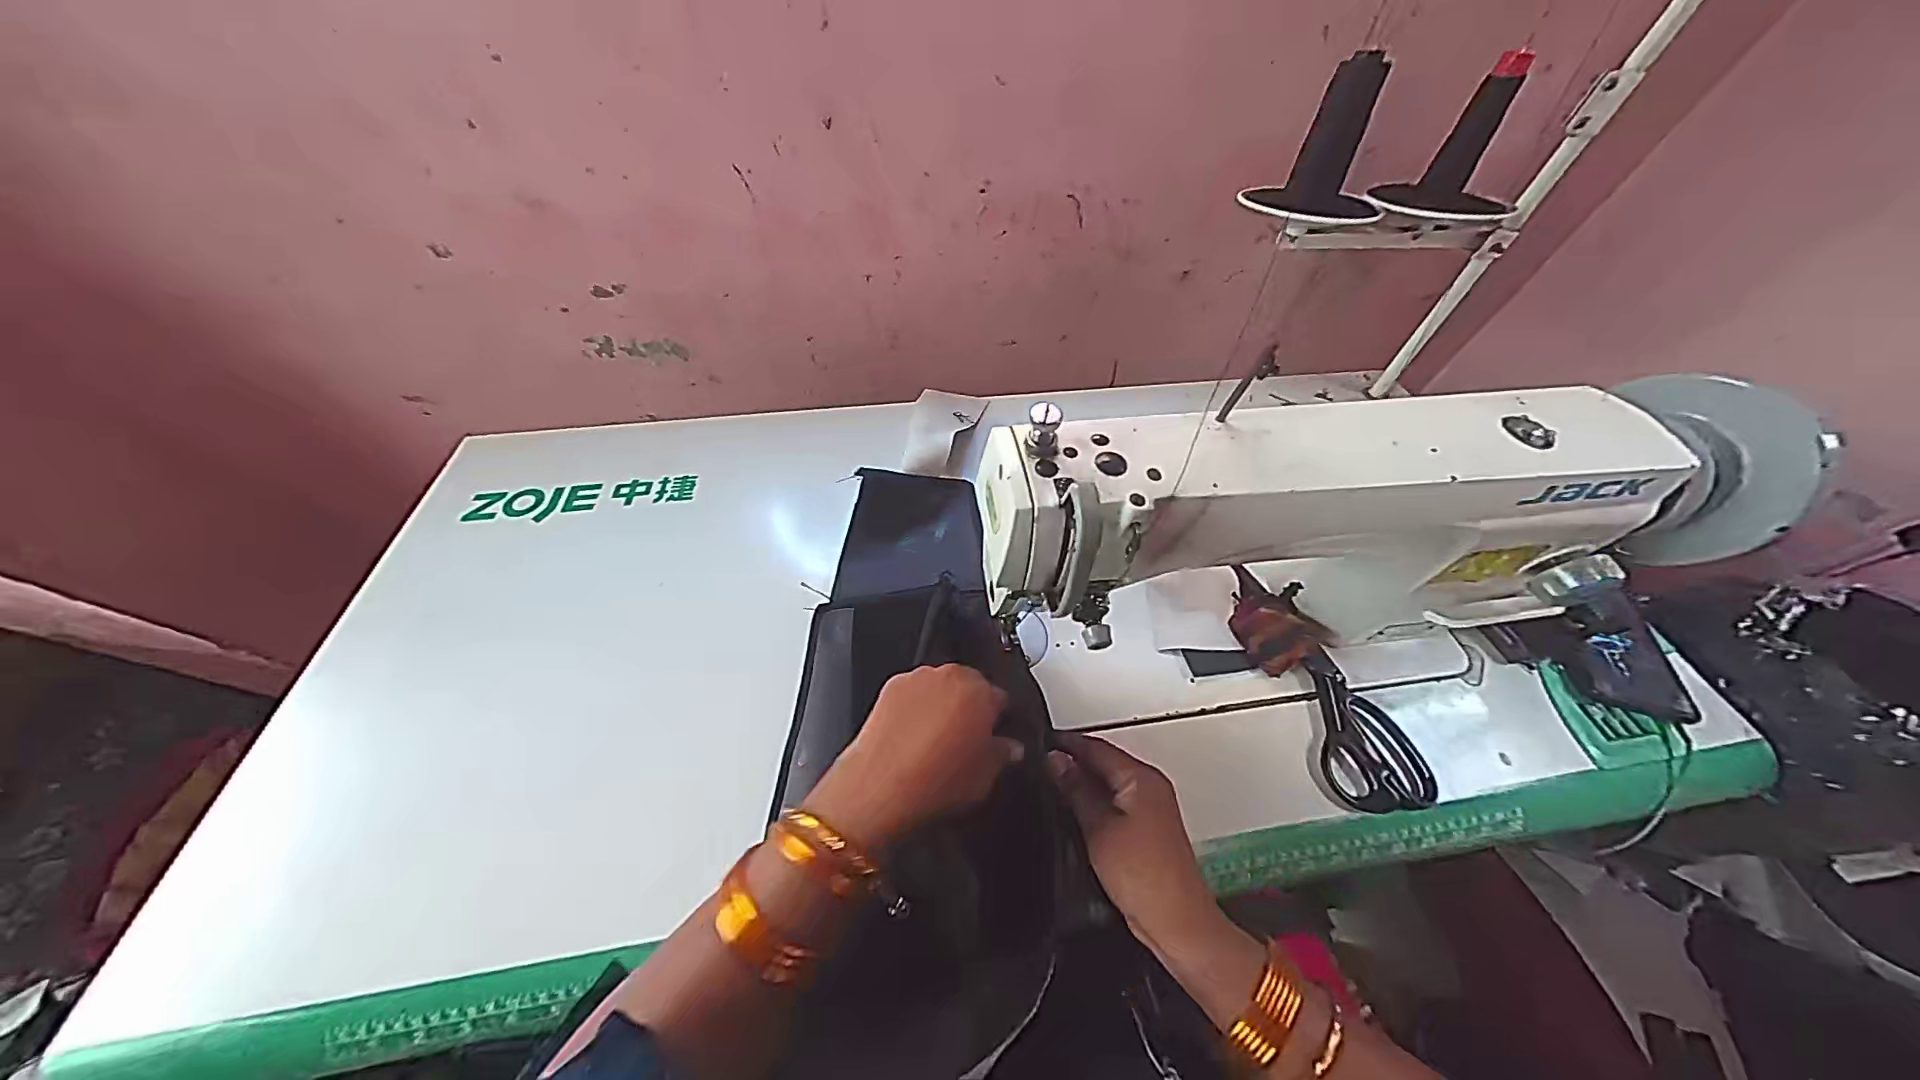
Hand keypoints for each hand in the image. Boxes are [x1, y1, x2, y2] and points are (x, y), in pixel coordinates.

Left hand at [804, 664, 1020, 849]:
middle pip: (969, 685)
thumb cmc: (932, 781)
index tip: (993, 734)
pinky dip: (914, 707)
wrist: (881, 786)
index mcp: (981, 693)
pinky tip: (912, 736)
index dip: (997, 718)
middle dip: (969, 707)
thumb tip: (1007, 749)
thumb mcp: (984, 777)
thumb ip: (1001, 754)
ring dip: (941, 703)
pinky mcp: (890, 687)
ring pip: (939, 686)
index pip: (999, 697)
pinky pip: (912, 692)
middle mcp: (950, 677)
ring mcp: (918, 679)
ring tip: (935, 740)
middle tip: (965, 739)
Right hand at [1049, 732, 1216, 948]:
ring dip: (1083, 783)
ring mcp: (1150, 809)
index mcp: (1142, 779)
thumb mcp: (1098, 828)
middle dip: (1074, 761)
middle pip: (1105, 762)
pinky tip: (1075, 813)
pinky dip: (1094, 803)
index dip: (1067, 744)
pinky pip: (1114, 803)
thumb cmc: (1146, 879)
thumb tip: (1056, 762)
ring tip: (1052, 784)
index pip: (1098, 747)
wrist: (1175, 923)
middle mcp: (1150, 788)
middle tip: (1042, 763)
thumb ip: (1075, 791)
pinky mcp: (1146, 830)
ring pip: (1109, 783)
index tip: (1042, 743)